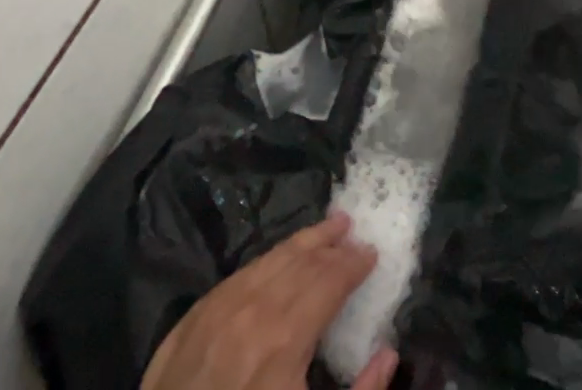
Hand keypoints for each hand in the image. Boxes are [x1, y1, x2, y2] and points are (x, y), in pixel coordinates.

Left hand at [141, 211, 399, 389]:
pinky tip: (279, 258)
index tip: (372, 252)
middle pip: (300, 264)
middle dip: (331, 246)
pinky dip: (267, 260)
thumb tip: (388, 355)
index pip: (328, 282)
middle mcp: (252, 312)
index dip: (353, 265)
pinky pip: (239, 274)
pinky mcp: (193, 317)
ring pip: (269, 261)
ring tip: (326, 227)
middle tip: (353, 231)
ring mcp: (218, 310)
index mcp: (285, 340)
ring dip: (302, 242)